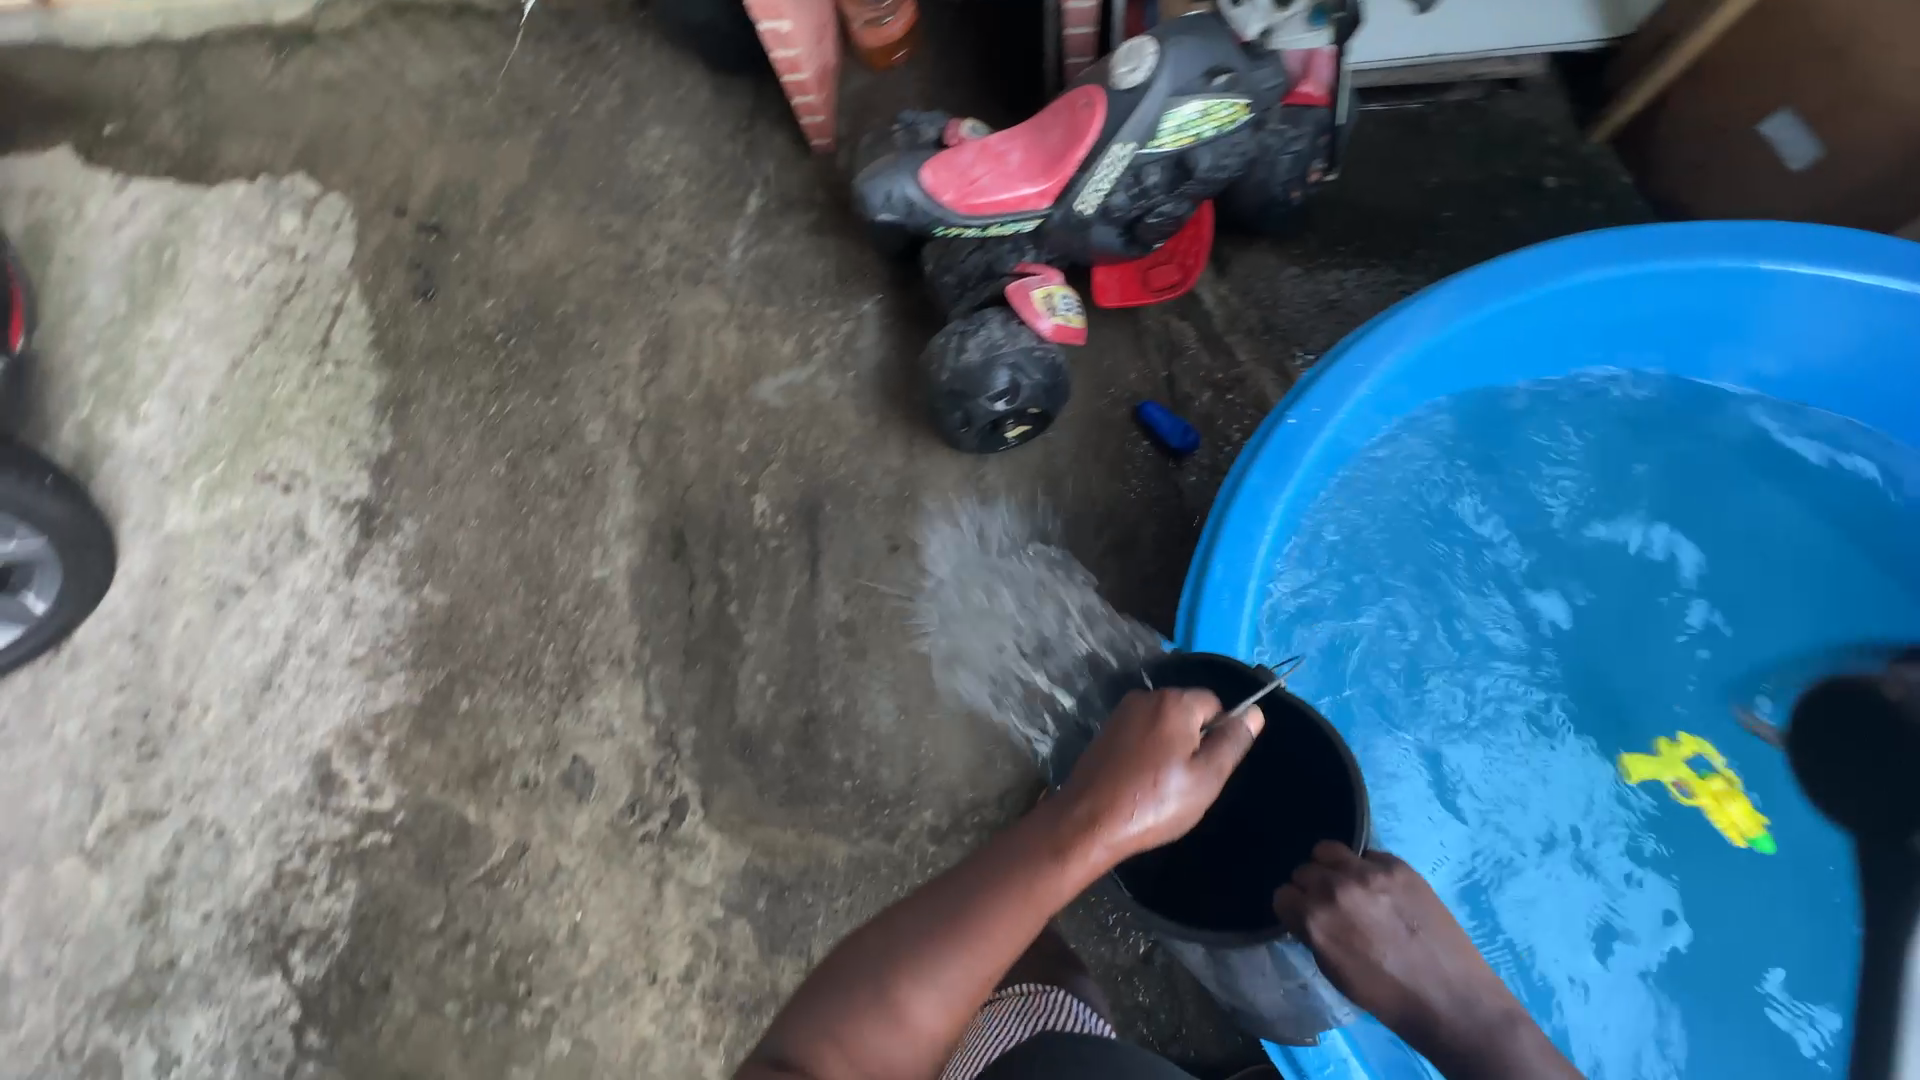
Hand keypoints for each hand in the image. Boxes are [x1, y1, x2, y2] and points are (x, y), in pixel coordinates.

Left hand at [1055, 688, 1263, 860]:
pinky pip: (1141, 733)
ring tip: (1164, 785)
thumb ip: (1232, 741)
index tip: (1209, 767)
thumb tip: (1254, 712)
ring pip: (1164, 724)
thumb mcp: (1207, 777)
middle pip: (1187, 711)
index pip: (1215, 703)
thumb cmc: (1156, 801)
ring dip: (1170, 747)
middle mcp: (1145, 696)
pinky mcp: (1106, 730)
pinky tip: (1142, 781)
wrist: (1090, 819)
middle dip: (1194, 740)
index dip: (1220, 734)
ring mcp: (1121, 712)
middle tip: (1188, 781)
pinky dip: (1148, 752)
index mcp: (1173, 701)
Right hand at [1275, 843, 1565, 1076]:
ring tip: (1350, 886)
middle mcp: (1335, 888)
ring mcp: (1368, 873)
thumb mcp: (1332, 970)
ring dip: (1332, 867)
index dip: (1294, 908)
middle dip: (1312, 888)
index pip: (1281, 894)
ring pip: (1328, 850)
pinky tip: (1381, 889)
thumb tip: (1304, 913)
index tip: (1306, 918)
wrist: (1453, 1001)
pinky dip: (1367, 868)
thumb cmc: (1387, 997)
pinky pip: (1366, 853)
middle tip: (1332, 906)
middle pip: (1302, 870)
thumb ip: (1311, 933)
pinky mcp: (1397, 866)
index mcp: (1314, 919)